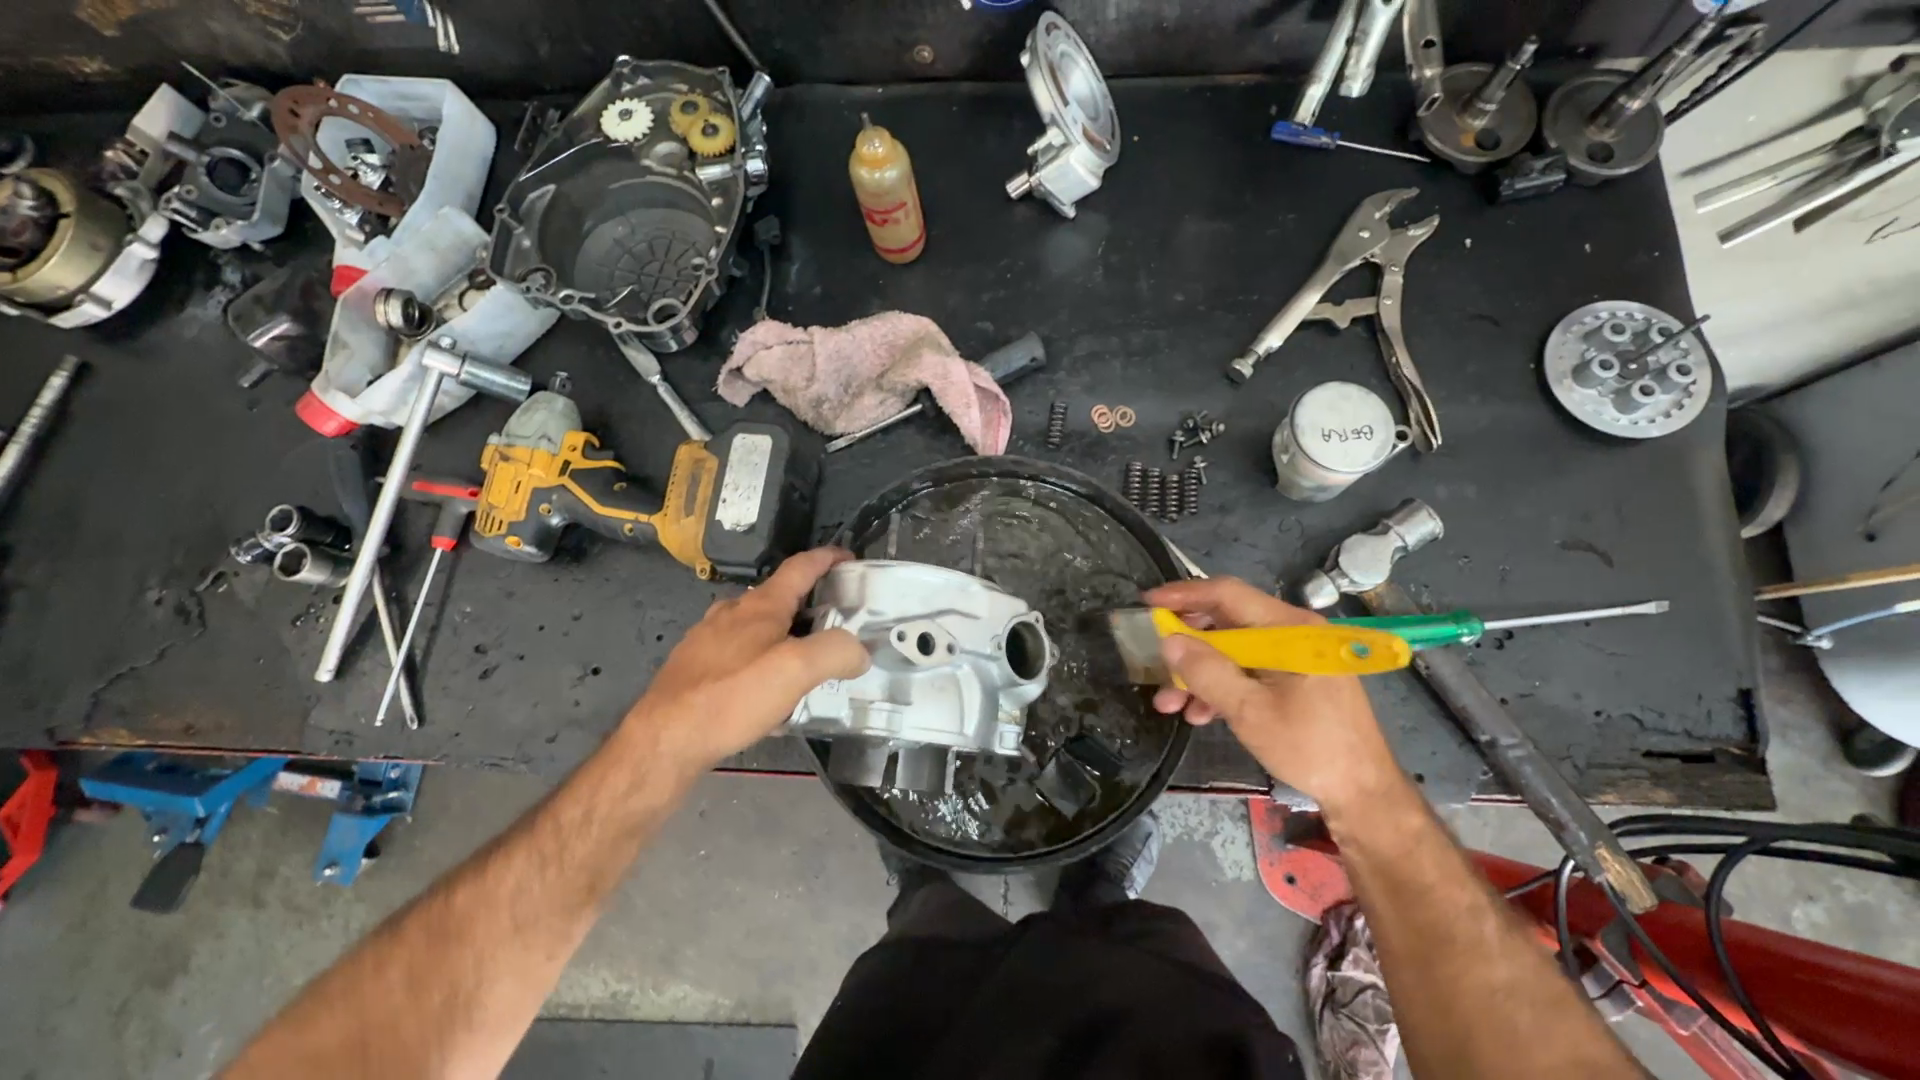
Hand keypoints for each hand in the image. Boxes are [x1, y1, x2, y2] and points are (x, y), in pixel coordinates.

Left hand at [624, 548, 868, 778]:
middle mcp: (731, 613)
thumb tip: (858, 652)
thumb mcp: (796, 671)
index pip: (800, 567)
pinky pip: (737, 653)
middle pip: (777, 596)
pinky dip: (760, 659)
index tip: (849, 559)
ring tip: (806, 659)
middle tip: (837, 622)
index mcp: (760, 606)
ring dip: (784, 633)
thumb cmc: (731, 696)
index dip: (827, 558)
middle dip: (809, 602)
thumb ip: (835, 653)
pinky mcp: (695, 668)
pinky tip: (766, 688)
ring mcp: (708, 640)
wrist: (665, 739)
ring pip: (755, 626)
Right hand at [1143, 577, 1405, 813]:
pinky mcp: (1294, 679)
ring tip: (1169, 704)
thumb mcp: (1250, 711)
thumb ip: (1207, 672)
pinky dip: (1221, 687)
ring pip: (1233, 651)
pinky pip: (1248, 671)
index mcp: (1290, 629)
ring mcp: (1295, 657)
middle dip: (1187, 646)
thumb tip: (1169, 640)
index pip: (1228, 594)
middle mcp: (1293, 633)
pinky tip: (1200, 714)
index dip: (1184, 595)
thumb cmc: (1310, 747)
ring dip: (1199, 674)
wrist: (1363, 791)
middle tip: (1155, 663)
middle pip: (1227, 622)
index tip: (1147, 603)